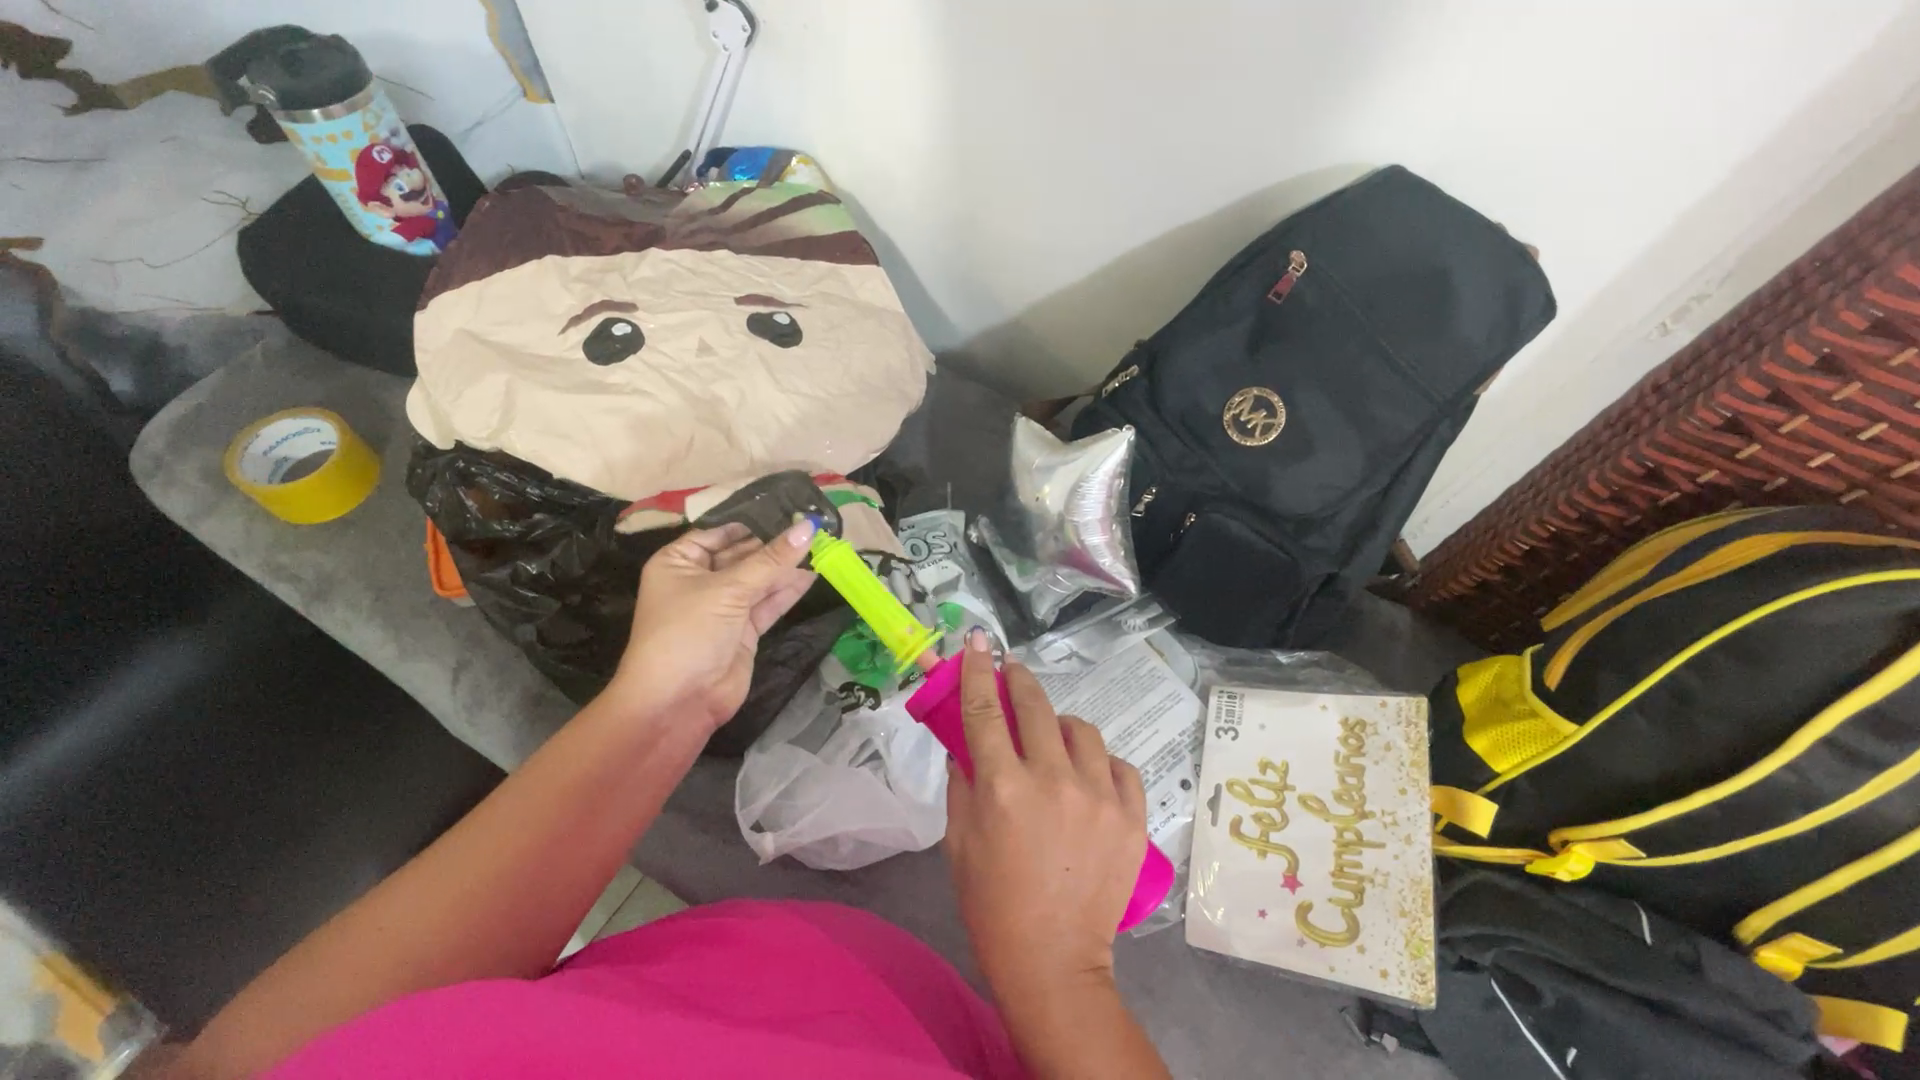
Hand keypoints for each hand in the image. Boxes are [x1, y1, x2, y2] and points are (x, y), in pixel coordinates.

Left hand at [606, 519, 816, 731]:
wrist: (678, 701)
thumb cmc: (688, 633)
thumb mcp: (728, 590)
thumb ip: (772, 560)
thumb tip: (809, 527)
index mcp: (678, 562)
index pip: (718, 533)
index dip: (752, 523)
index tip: (789, 510)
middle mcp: (698, 581)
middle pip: (741, 555)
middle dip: (774, 545)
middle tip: (813, 527)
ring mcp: (722, 608)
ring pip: (758, 580)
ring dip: (786, 567)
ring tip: (822, 547)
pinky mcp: (742, 631)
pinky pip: (767, 604)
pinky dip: (788, 591)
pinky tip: (812, 575)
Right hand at [944, 632, 1147, 1009]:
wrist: (1054, 961)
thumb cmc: (992, 905)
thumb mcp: (960, 843)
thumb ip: (962, 785)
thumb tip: (966, 744)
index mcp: (1003, 787)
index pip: (984, 711)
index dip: (977, 672)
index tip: (979, 642)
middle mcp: (1053, 780)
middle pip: (1035, 707)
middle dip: (1020, 680)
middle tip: (1013, 672)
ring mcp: (1099, 796)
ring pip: (1082, 730)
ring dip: (1061, 726)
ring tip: (1053, 741)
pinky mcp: (1132, 816)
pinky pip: (1119, 765)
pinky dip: (1100, 763)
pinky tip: (1089, 776)